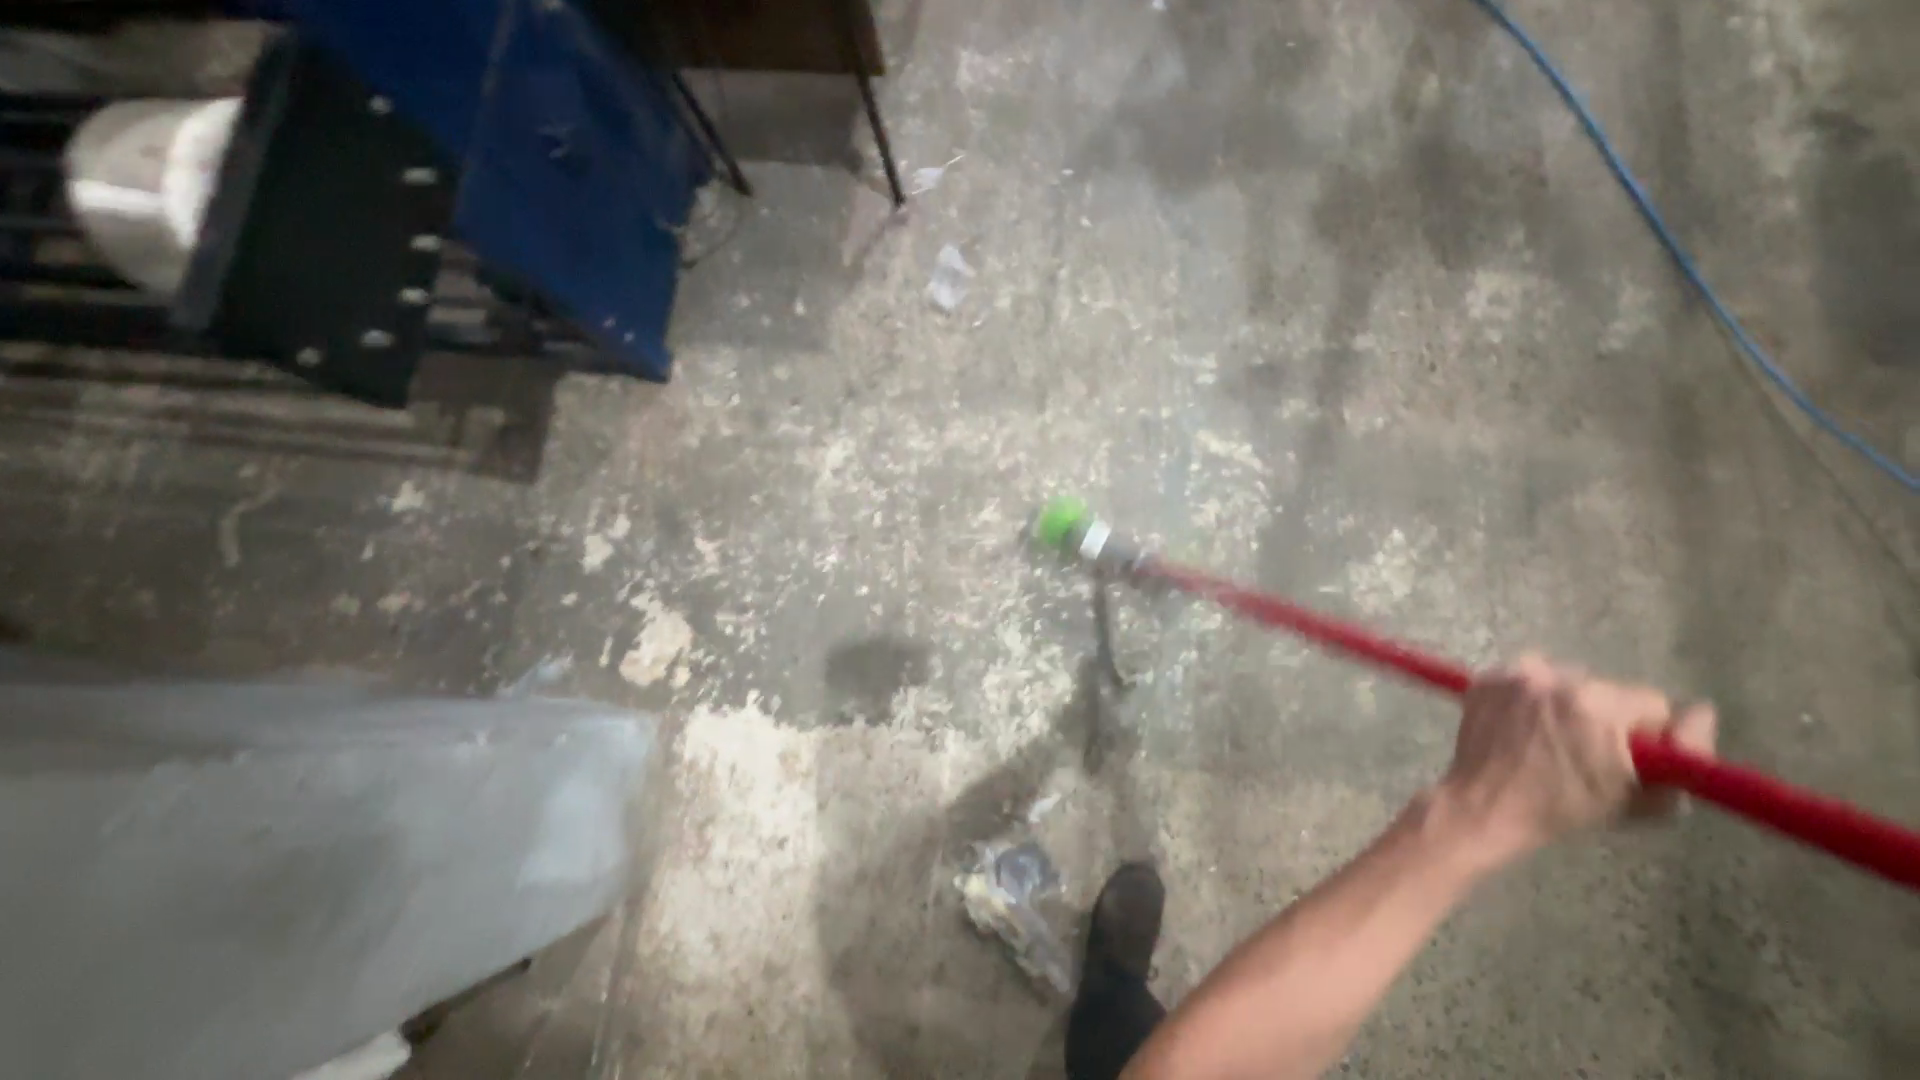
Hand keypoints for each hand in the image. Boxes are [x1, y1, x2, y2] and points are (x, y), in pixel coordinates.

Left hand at [1437, 653, 1716, 856]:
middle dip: (1609, 717)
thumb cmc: (1562, 808)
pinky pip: (1526, 678)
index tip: (1640, 752)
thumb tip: (1702, 717)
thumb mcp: (1638, 798)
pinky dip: (1531, 696)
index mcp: (1598, 706)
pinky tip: (1526, 723)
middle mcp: (1556, 680)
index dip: (1654, 730)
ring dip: (1568, 703)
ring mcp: (1516, 676)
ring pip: (1564, 680)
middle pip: (1606, 691)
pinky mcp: (1486, 678)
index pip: (1653, 703)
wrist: (1485, 805)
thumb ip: (1683, 761)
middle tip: (1592, 749)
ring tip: (1555, 737)